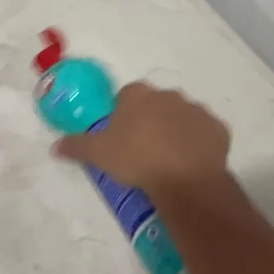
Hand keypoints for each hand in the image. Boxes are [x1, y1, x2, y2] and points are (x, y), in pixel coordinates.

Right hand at [52, 83, 233, 197]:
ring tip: (166, 157)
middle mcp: (169, 95)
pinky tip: (189, 162)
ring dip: (175, 129)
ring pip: (182, 116)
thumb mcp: (98, 154)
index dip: (122, 112)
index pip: (127, 94)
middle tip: (141, 147)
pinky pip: (204, 132)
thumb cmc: (136, 159)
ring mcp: (197, 110)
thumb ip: (76, 146)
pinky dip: (198, 143)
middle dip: (150, 118)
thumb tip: (54, 146)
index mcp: (139, 95)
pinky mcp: (219, 129)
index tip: (120, 133)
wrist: (185, 179)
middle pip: (155, 103)